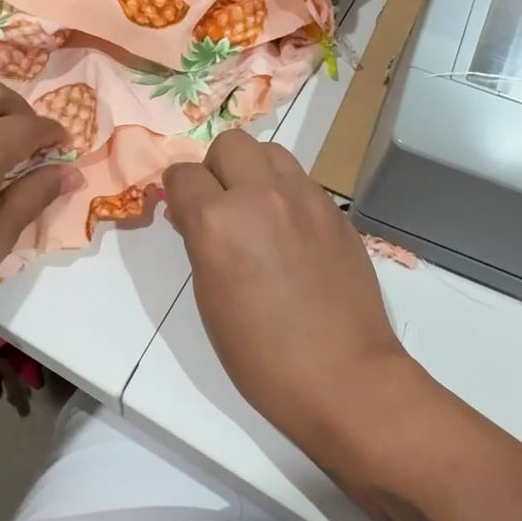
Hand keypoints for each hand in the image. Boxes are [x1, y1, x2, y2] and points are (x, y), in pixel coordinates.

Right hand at [162, 131, 407, 439]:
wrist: (342, 376)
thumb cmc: (260, 356)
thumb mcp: (210, 299)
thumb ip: (200, 243)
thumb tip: (194, 215)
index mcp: (217, 221)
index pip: (182, 173)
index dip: (178, 192)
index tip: (183, 212)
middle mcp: (261, 195)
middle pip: (230, 144)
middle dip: (217, 168)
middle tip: (221, 206)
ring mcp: (305, 199)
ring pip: (271, 152)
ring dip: (255, 172)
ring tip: (258, 212)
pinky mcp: (336, 212)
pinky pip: (303, 181)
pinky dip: (287, 194)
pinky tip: (292, 234)